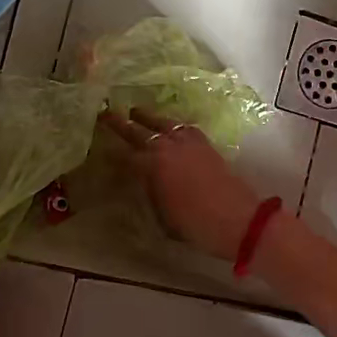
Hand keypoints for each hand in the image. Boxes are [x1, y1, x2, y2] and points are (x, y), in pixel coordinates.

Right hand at [100, 108, 263, 259]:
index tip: (99, 146)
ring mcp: (188, 142)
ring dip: (149, 117)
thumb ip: (149, 192)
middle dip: (121, 123)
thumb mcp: (161, 214)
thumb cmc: (194, 224)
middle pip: (139, 131)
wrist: (237, 219)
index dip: (111, 152)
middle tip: (106, 113)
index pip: (124, 155)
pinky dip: (173, 125)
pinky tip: (171, 127)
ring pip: (164, 122)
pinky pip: (184, 127)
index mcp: (151, 164)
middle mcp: (167, 146)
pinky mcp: (206, 145)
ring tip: (137, 112)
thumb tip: (142, 180)